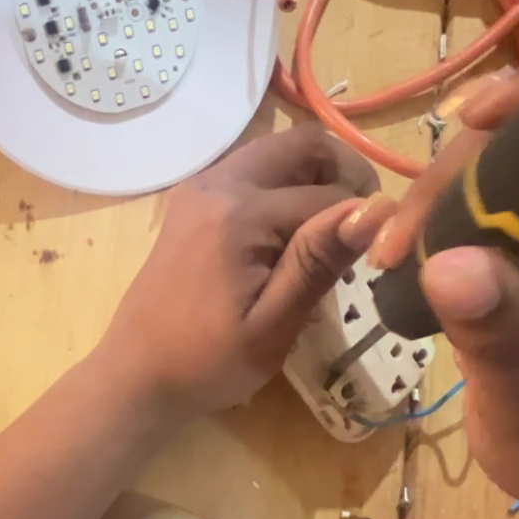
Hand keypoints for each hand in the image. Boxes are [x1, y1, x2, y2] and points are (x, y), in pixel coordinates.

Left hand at [97, 126, 394, 413]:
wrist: (136, 375)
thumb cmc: (206, 363)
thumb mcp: (271, 326)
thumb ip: (318, 262)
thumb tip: (377, 209)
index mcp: (239, 212)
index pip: (327, 195)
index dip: (363, 220)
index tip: (382, 254)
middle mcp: (217, 181)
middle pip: (300, 143)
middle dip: (342, 173)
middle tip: (360, 226)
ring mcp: (198, 187)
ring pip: (274, 151)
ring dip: (311, 177)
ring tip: (328, 233)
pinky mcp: (190, 201)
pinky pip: (249, 170)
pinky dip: (281, 186)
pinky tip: (287, 235)